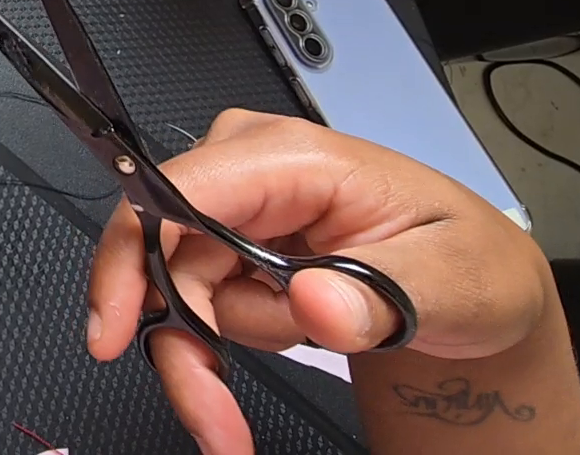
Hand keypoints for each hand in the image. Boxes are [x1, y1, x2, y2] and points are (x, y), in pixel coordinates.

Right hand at [86, 110, 552, 454]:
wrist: (468, 283)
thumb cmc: (468, 264)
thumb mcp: (459, 283)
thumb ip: (389, 296)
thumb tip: (314, 303)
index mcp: (287, 155)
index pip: (179, 192)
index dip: (129, 253)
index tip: (110, 332)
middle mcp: (239, 166)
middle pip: (162, 247)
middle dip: (178, 338)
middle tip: (214, 424)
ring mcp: (228, 202)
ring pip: (170, 282)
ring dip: (199, 353)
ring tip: (241, 414)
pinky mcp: (223, 235)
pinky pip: (189, 295)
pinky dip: (209, 346)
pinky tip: (253, 363)